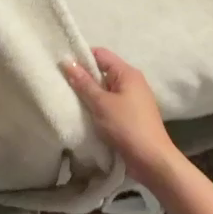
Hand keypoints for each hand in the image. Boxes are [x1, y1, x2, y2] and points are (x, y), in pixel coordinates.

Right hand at [61, 47, 183, 181]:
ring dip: (89, 94)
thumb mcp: (101, 103)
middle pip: (103, 71)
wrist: (151, 159)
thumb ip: (83, 83)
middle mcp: (132, 82)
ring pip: (105, 89)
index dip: (81, 57)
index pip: (101, 54)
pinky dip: (97, 106)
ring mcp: (132, 99)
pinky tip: (83, 114)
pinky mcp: (130, 115)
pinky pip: (109, 103)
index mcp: (127, 73)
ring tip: (69, 99)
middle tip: (61, 84)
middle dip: (83, 77)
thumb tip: (67, 61)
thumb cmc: (127, 126)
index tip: (62, 66)